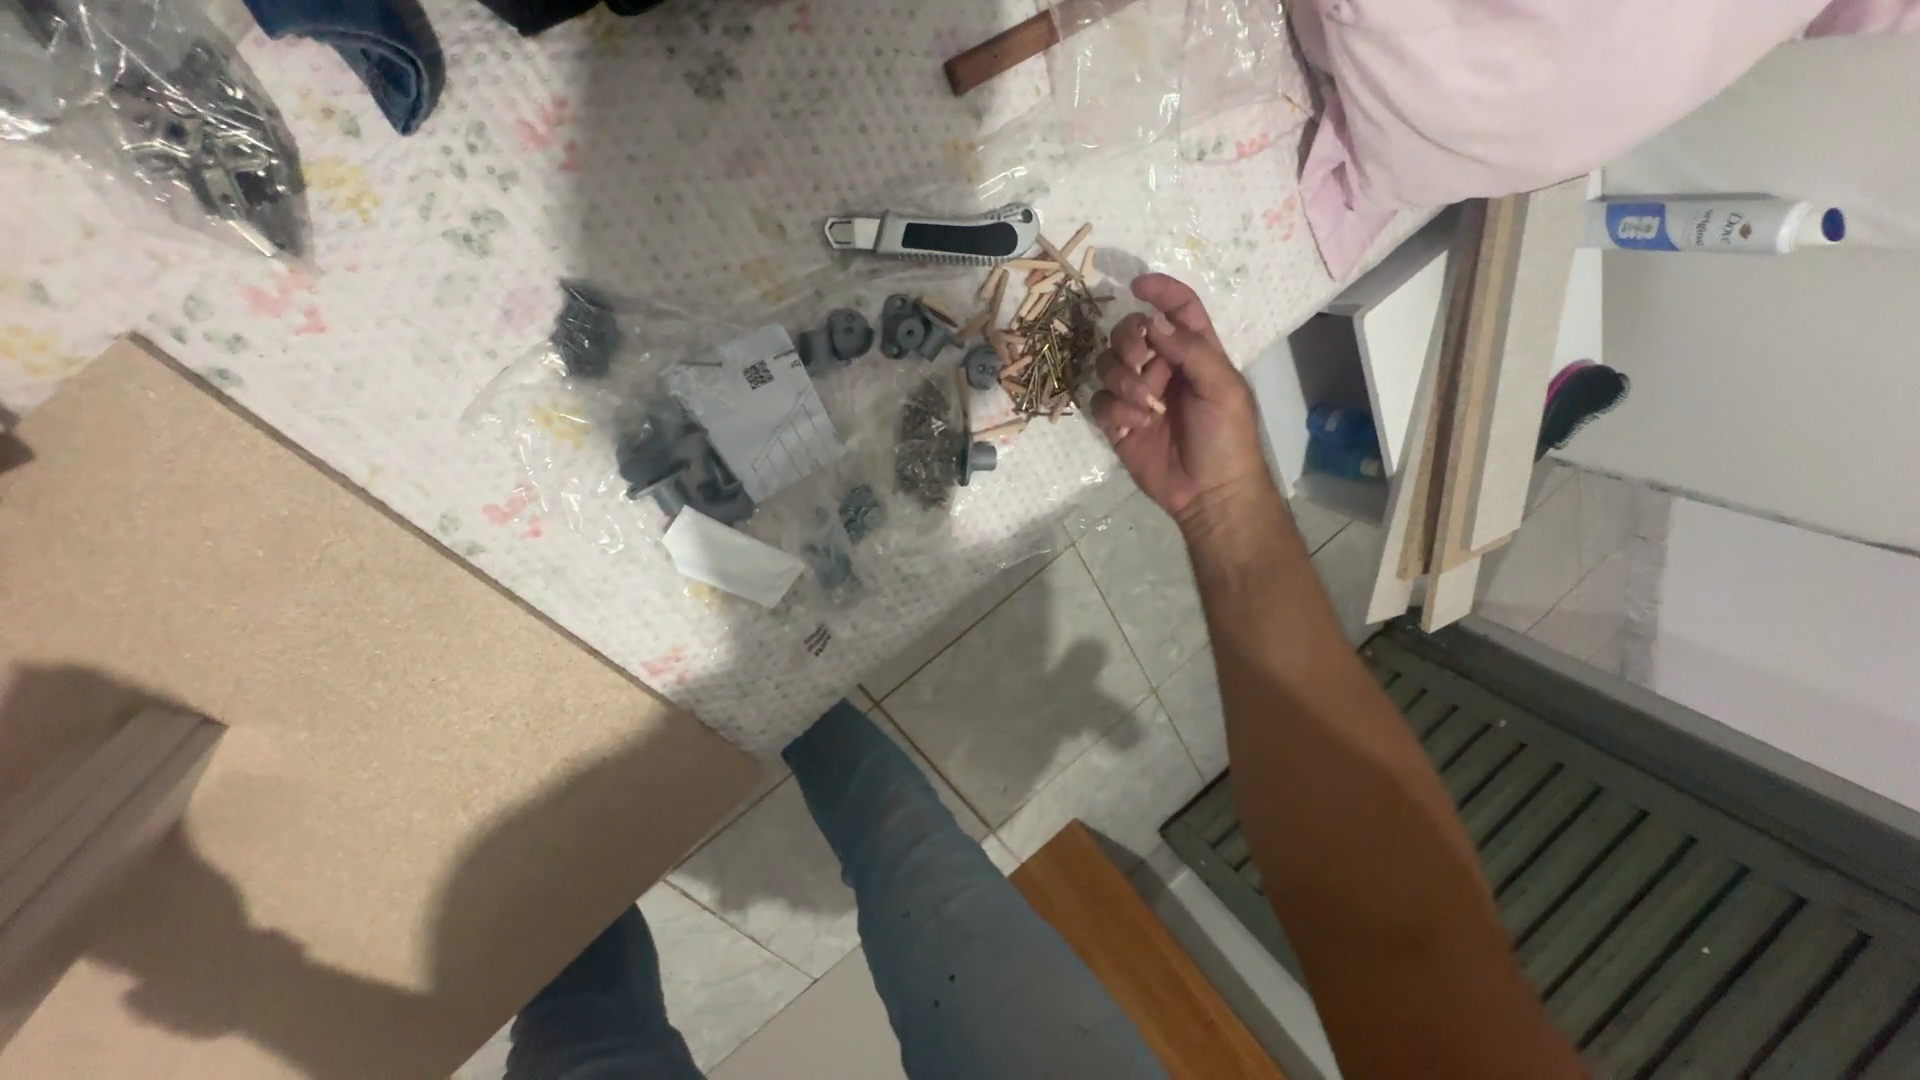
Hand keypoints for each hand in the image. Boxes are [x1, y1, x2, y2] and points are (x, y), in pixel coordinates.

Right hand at [1091, 274, 1269, 528]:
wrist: (1209, 492)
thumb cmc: (1227, 437)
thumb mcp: (1223, 388)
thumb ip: (1191, 350)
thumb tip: (1154, 321)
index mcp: (1195, 352)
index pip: (1178, 309)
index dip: (1160, 292)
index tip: (1138, 286)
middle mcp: (1163, 366)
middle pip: (1130, 331)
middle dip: (1129, 341)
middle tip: (1141, 361)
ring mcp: (1137, 394)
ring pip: (1108, 363)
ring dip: (1123, 379)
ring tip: (1145, 406)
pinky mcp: (1117, 421)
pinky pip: (1099, 399)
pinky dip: (1114, 409)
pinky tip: (1134, 426)